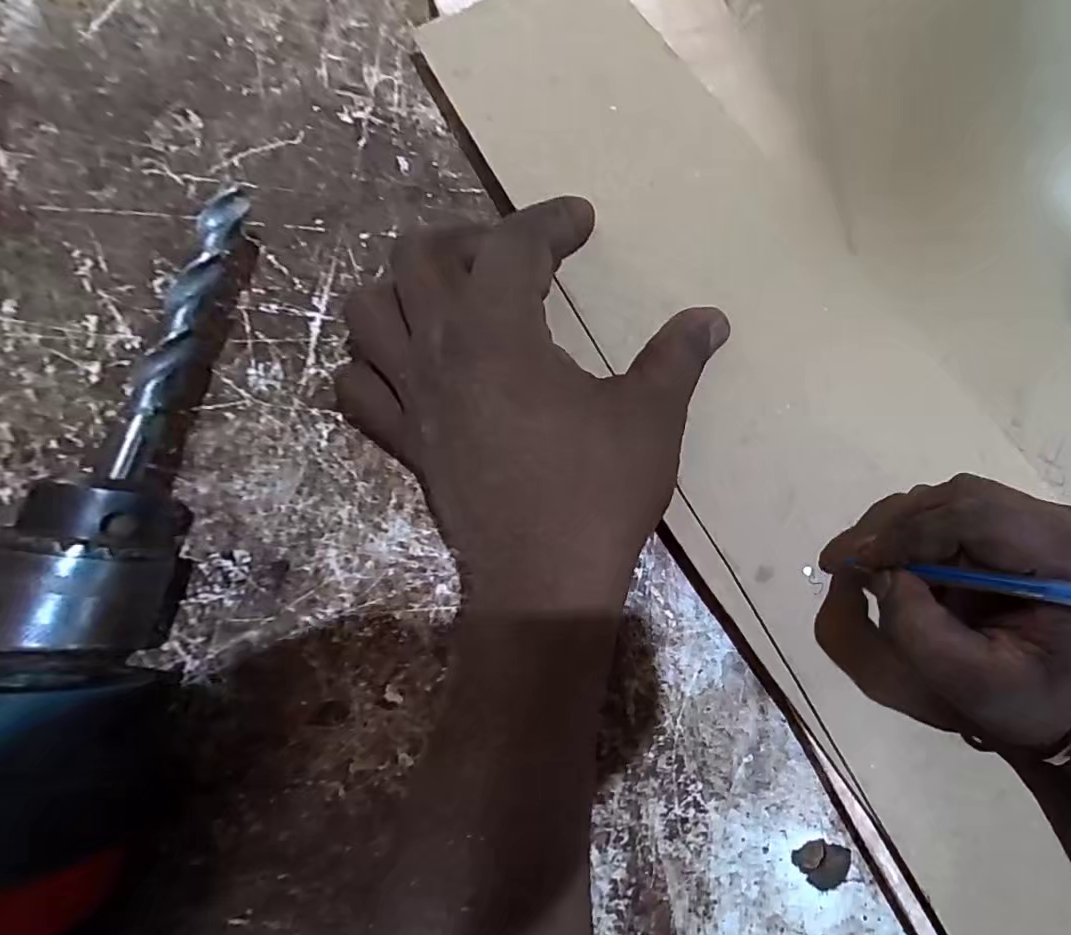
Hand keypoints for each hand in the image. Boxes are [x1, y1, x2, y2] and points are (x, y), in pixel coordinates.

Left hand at [336, 196, 729, 611]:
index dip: (550, 221)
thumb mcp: (653, 418)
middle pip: (420, 258)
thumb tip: (712, 317)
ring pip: (369, 311)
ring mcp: (413, 401)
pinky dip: (373, 362)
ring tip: (450, 297)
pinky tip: (409, 367)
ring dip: (405, 287)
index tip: (582, 219)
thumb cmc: (601, 492)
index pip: (513, 246)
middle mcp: (440, 353)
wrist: (547, 578)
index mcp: (500, 334)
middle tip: (515, 253)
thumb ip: (678, 357)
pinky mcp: (406, 444)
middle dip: (469, 237)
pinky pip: (358, 387)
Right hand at [815, 474, 1070, 752]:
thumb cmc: (1037, 706)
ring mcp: (1047, 519)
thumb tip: (879, 573)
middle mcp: (1065, 522)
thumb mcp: (974, 685)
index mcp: (1070, 555)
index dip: (905, 533)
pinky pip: (957, 515)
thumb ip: (919, 630)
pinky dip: (916, 534)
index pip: (975, 515)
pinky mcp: (1025, 527)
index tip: (851, 562)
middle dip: (893, 526)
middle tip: (841, 560)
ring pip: (954, 500)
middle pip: (961, 498)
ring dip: (900, 527)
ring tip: (862, 562)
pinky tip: (893, 560)